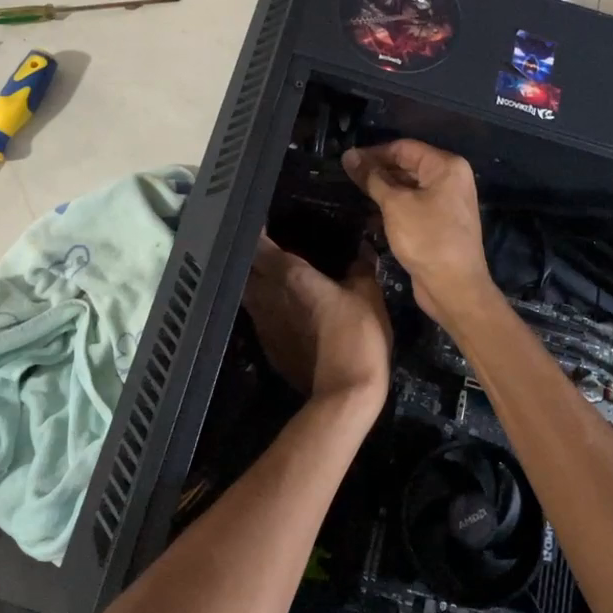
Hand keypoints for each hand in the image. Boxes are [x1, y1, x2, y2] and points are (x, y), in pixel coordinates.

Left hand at [243, 235, 392, 407]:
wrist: (345, 393)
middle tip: (265, 246)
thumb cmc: (357, 334)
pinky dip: (265, 309)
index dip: (255, 229)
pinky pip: (259, 319)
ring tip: (270, 275)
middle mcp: (267, 296)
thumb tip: (362, 250)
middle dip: (249, 255)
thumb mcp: (368, 294)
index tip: (260, 219)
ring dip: (254, 282)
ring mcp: (264, 325)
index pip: (258, 243)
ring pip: (247, 295)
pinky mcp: (268, 348)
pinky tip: (282, 309)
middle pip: (243, 269)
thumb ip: (361, 268)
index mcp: (289, 275)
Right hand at [342, 140, 499, 329]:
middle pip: (408, 166)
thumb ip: (371, 178)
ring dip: (383, 190)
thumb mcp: (395, 204)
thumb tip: (349, 155)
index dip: (374, 153)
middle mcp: (451, 179)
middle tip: (347, 177)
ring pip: (409, 187)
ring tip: (353, 193)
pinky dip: (394, 207)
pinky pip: (413, 205)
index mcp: (446, 167)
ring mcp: (447, 202)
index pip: (404, 148)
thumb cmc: (426, 238)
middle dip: (378, 171)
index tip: (347, 161)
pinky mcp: (440, 223)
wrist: (454, 288)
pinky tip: (370, 214)